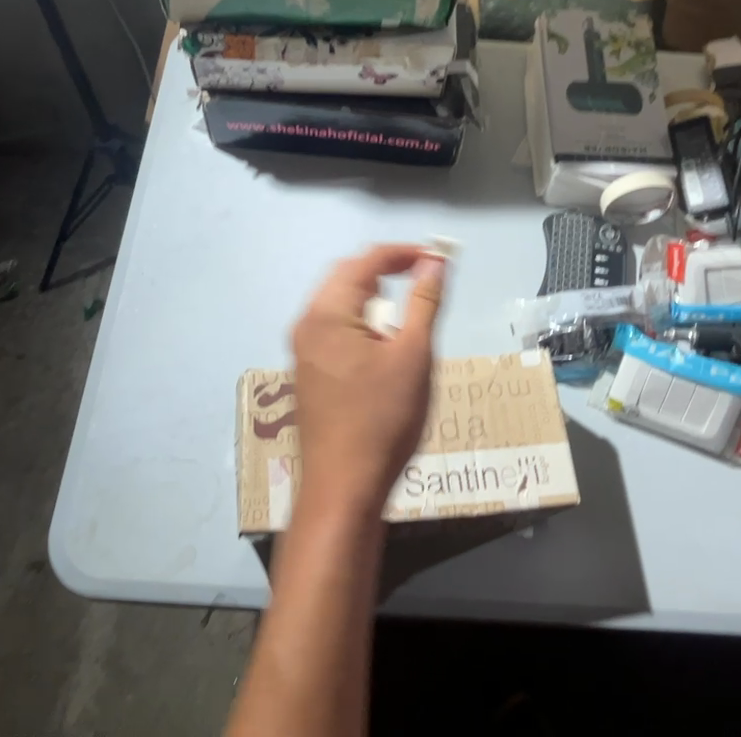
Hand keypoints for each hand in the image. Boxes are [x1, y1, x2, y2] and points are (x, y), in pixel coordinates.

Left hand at [289, 245, 445, 515]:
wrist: (343, 488)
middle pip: (346, 278)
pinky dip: (361, 324)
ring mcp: (302, 352)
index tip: (438, 259)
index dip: (404, 253)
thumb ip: (423, 303)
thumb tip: (434, 263)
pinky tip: (383, 348)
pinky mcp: (308, 374)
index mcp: (326, 314)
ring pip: (339, 305)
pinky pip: (334, 330)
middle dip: (386, 272)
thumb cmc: (382, 420)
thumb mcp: (413, 356)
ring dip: (374, 300)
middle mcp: (306, 325)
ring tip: (407, 317)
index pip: (364, 262)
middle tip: (424, 280)